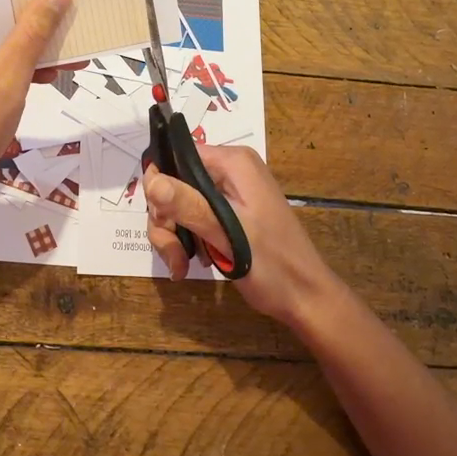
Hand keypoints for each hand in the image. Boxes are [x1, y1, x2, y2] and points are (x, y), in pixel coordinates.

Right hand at [145, 145, 342, 326]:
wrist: (306, 298)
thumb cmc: (272, 265)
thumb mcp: (227, 235)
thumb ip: (189, 205)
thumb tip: (151, 180)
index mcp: (232, 163)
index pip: (175, 157)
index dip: (160, 189)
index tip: (162, 223)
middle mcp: (229, 169)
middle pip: (174, 184)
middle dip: (166, 221)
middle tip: (173, 256)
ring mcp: (229, 191)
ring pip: (178, 204)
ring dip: (173, 236)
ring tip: (182, 266)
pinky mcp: (228, 211)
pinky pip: (192, 216)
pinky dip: (186, 239)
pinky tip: (191, 263)